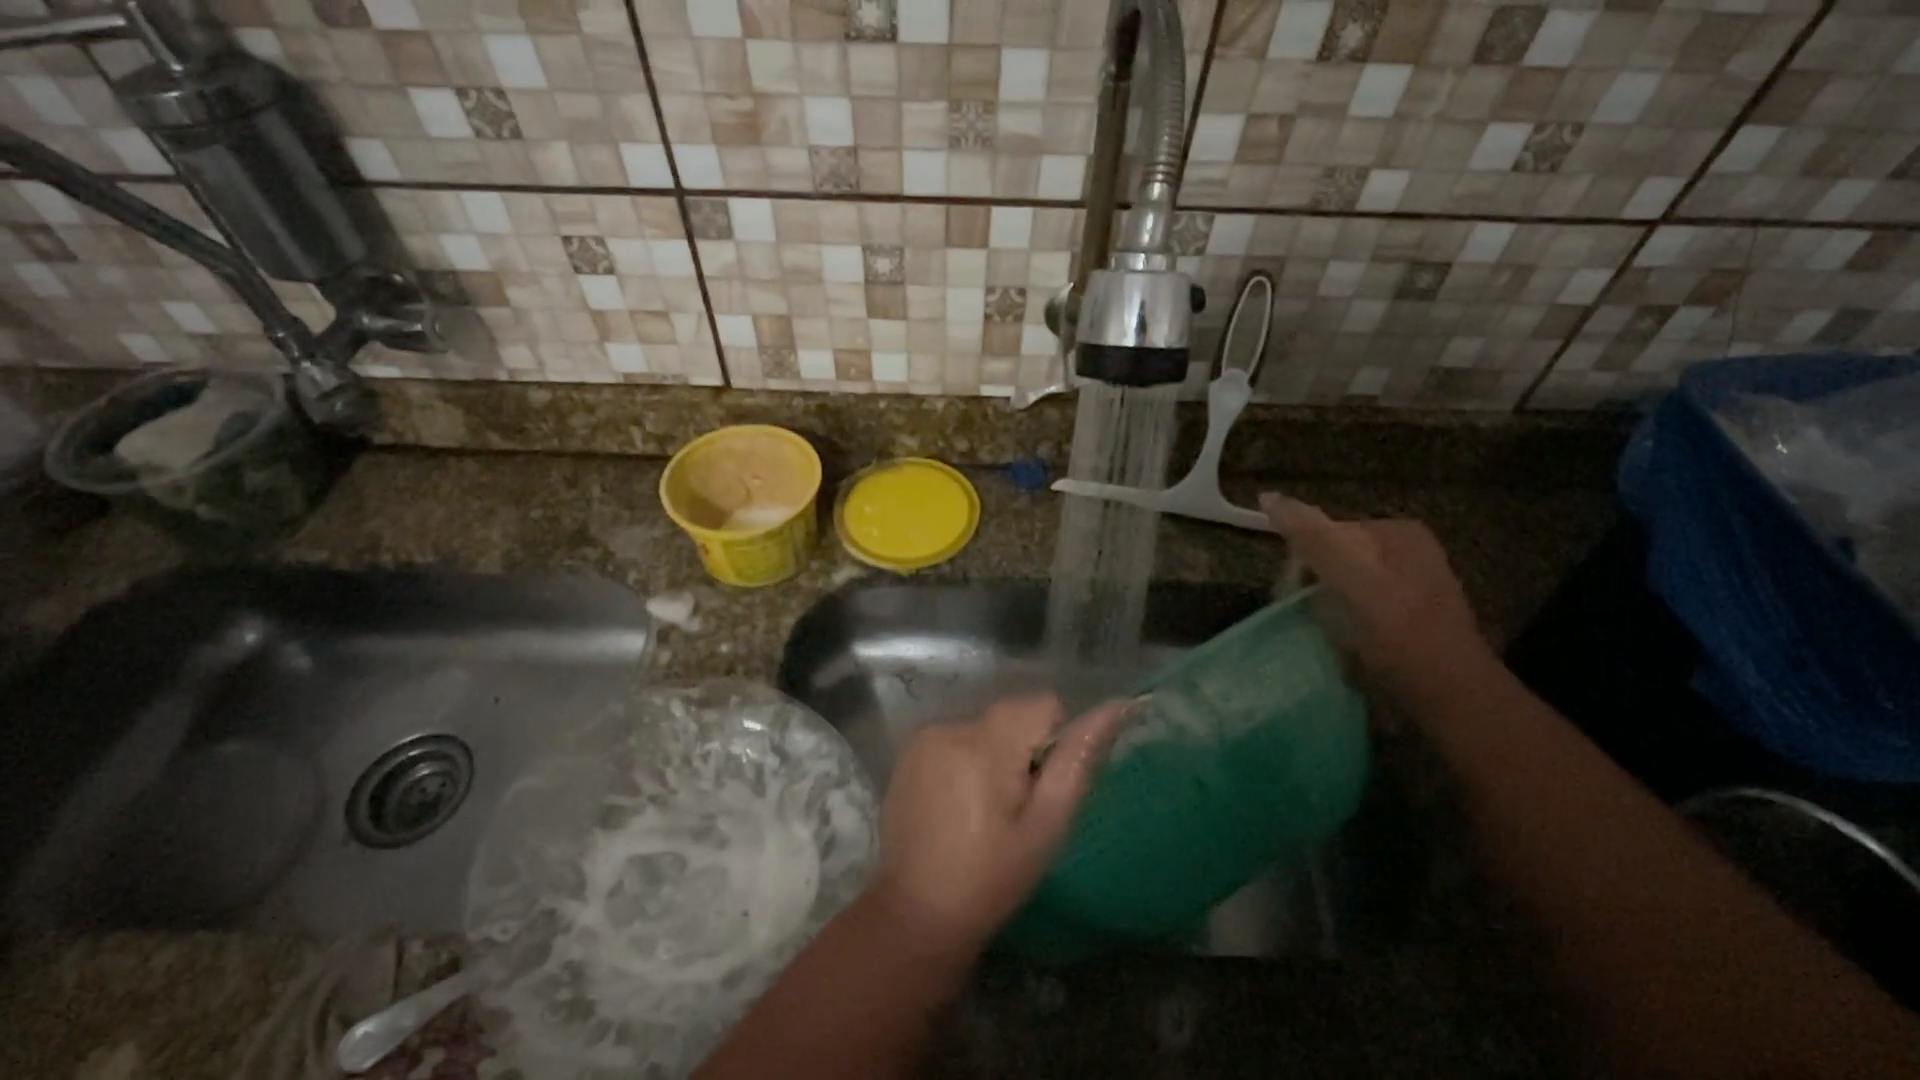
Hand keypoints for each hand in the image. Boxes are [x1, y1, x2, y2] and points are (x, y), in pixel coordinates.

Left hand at [869, 695, 1131, 951]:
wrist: (918, 912)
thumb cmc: (991, 877)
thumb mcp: (1046, 825)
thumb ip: (1078, 759)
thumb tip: (1118, 706)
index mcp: (987, 743)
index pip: (1044, 705)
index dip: (1054, 744)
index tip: (1039, 791)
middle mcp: (951, 726)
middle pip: (1012, 716)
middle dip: (1021, 752)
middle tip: (1013, 811)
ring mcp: (923, 738)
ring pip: (985, 728)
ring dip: (993, 756)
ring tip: (982, 813)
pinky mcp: (907, 753)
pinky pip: (955, 740)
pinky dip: (965, 762)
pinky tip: (956, 807)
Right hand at [1260, 494, 1498, 699]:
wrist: (1450, 697)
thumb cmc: (1399, 634)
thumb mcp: (1351, 578)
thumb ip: (1313, 538)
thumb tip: (1267, 496)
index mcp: (1398, 533)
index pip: (1327, 532)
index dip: (1301, 562)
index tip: (1289, 595)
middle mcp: (1410, 553)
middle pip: (1336, 560)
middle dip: (1314, 588)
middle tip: (1308, 620)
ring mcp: (1413, 588)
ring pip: (1345, 589)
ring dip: (1327, 611)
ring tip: (1327, 637)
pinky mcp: (1412, 623)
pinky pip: (1360, 614)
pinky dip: (1346, 629)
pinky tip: (1347, 649)